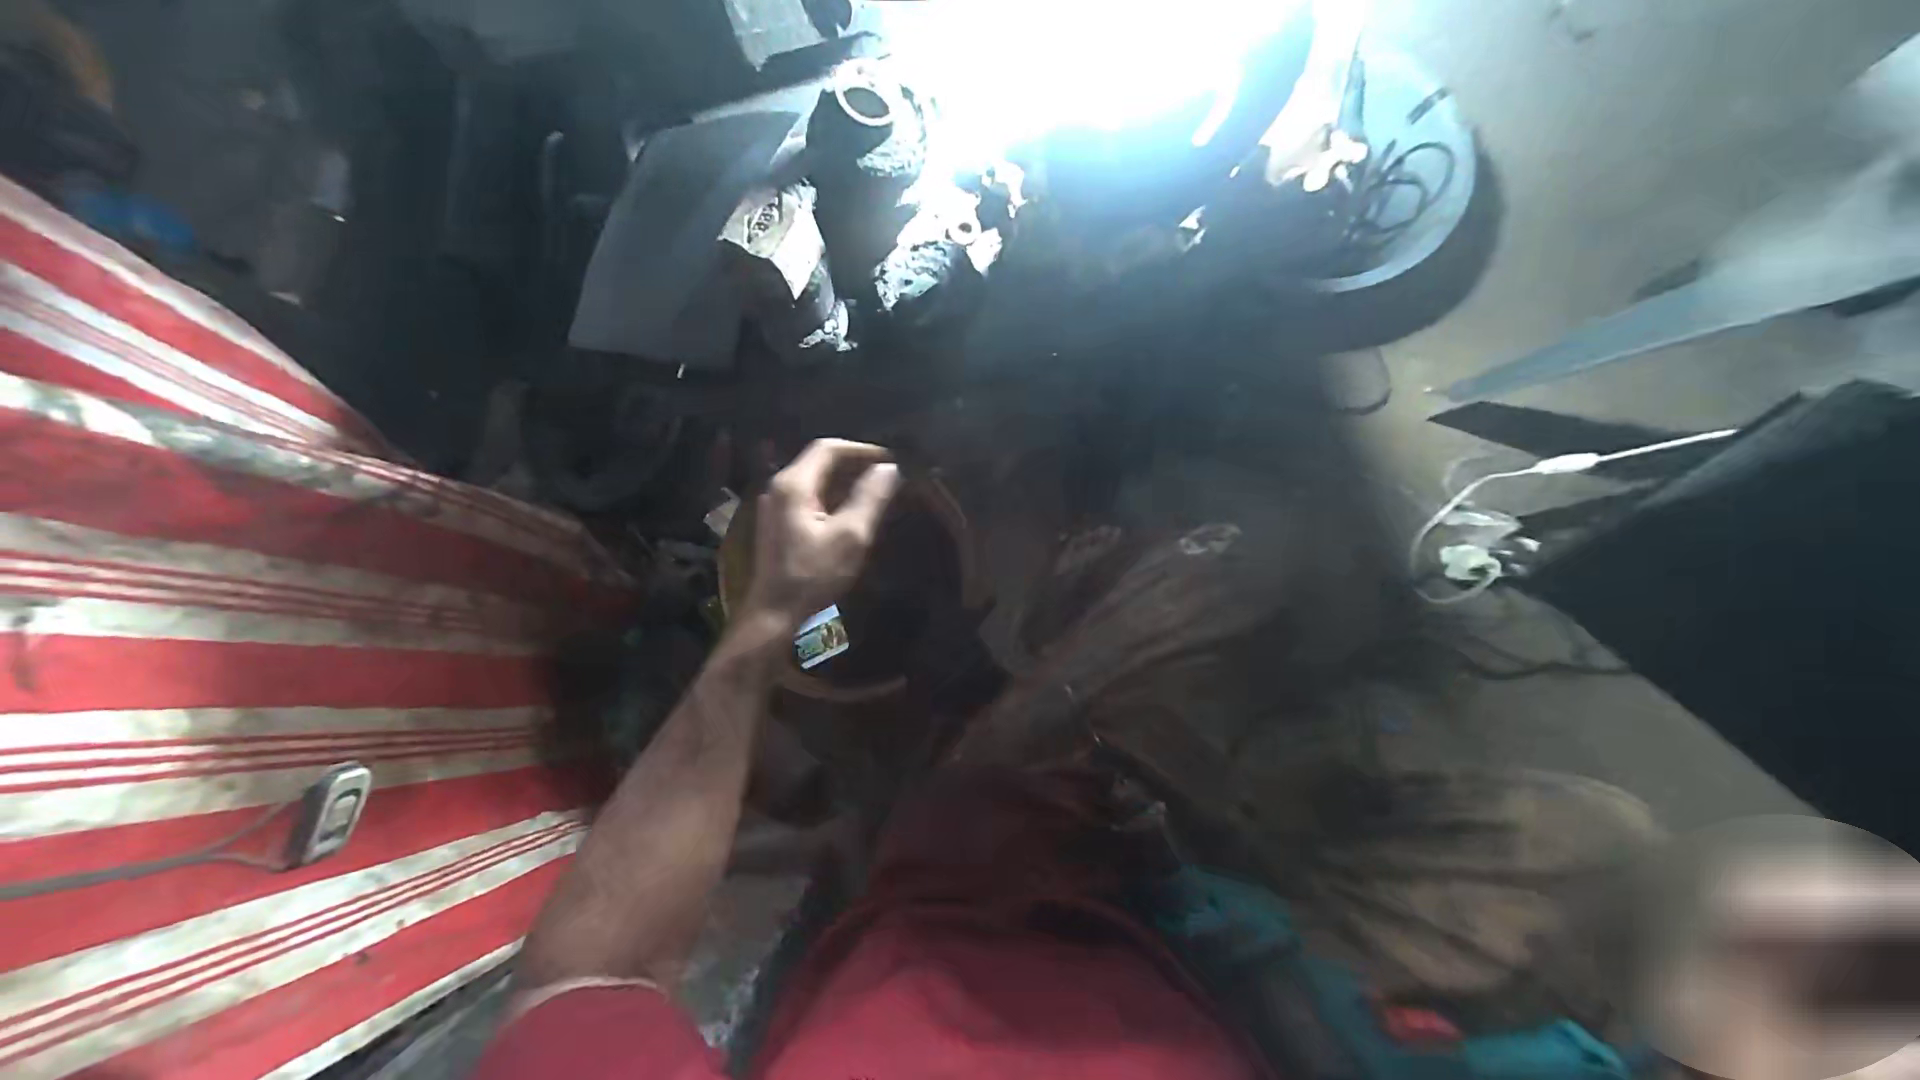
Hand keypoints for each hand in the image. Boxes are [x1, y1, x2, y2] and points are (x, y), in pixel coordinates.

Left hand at [742, 439, 901, 631]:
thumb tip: (890, 468)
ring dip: (845, 482)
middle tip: (888, 476)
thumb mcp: (850, 536)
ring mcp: (774, 506)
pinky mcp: (777, 523)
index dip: (862, 450)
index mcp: (794, 484)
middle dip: (855, 464)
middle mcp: (779, 487)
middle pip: (820, 461)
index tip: (891, 460)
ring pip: (815, 480)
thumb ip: (870, 498)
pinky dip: (832, 497)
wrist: (773, 614)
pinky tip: (852, 512)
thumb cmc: (812, 575)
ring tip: (876, 492)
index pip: (829, 448)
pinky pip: (808, 498)